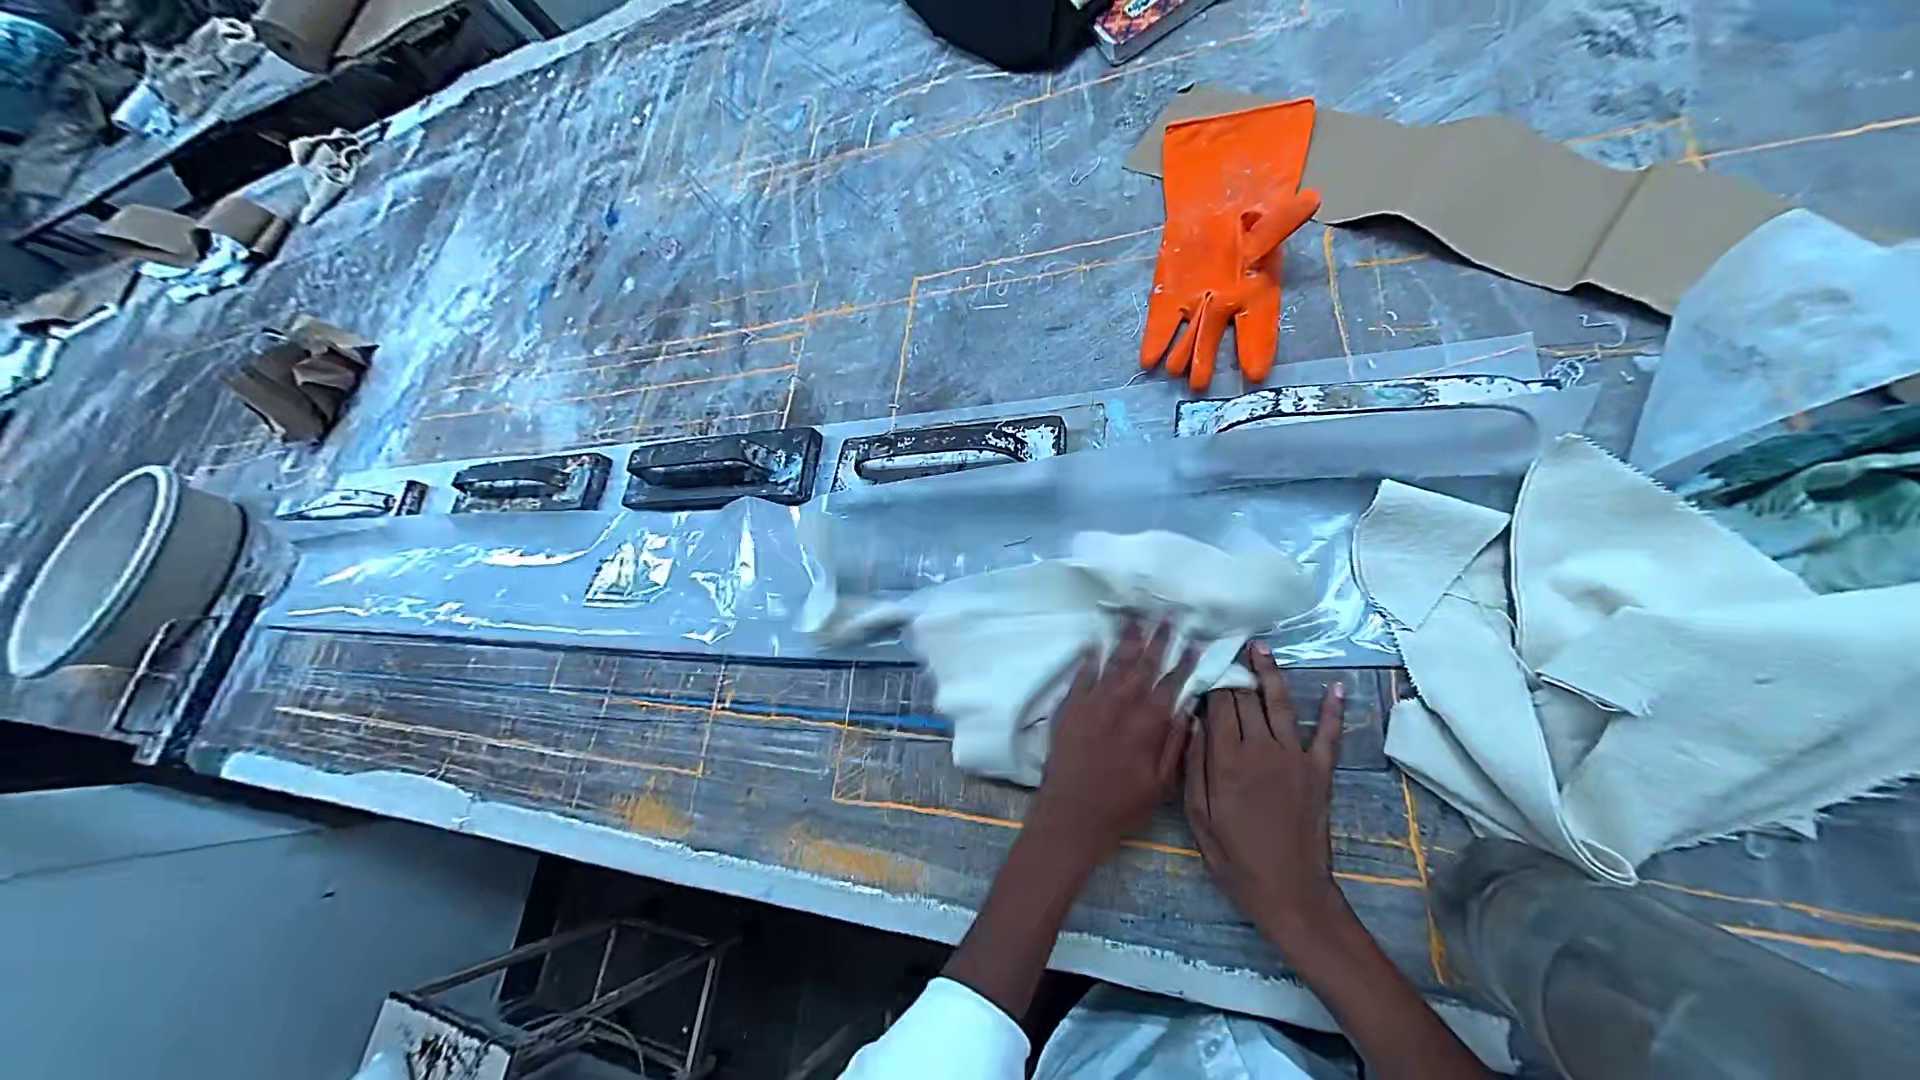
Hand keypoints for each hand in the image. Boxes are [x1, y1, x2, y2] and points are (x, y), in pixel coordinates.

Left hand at [1027, 619, 1196, 860]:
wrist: (1071, 812)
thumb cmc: (1122, 803)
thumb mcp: (1162, 781)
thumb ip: (1177, 742)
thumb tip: (1189, 709)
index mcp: (1148, 723)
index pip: (1171, 683)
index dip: (1184, 661)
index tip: (1195, 640)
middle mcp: (1122, 704)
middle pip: (1143, 664)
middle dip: (1158, 638)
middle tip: (1167, 614)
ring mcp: (1093, 702)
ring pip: (1113, 662)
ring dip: (1126, 639)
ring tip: (1136, 617)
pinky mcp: (1070, 706)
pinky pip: (1082, 674)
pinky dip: (1090, 656)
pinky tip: (1096, 641)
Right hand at [1185, 641, 1350, 953]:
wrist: (1290, 892)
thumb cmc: (1234, 857)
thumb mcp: (1198, 816)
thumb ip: (1194, 764)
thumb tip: (1193, 720)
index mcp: (1226, 760)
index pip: (1218, 706)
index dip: (1212, 681)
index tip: (1205, 662)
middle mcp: (1261, 749)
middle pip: (1246, 698)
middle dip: (1236, 670)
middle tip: (1228, 647)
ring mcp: (1295, 757)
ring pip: (1281, 703)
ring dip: (1271, 673)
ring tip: (1262, 648)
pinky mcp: (1320, 771)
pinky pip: (1328, 733)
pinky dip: (1333, 710)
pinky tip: (1336, 687)